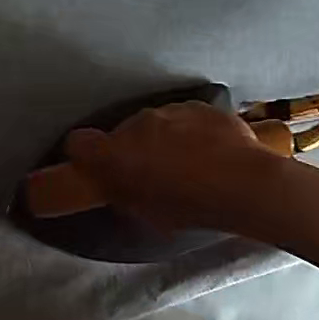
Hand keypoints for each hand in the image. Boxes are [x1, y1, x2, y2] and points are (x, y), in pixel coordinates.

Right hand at [64, 101, 289, 232]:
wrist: (240, 182)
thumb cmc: (188, 206)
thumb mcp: (146, 212)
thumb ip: (124, 193)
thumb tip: (119, 186)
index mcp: (115, 154)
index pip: (78, 144)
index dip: (84, 155)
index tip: (95, 166)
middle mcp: (137, 124)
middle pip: (125, 132)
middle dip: (135, 149)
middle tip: (153, 173)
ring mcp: (170, 111)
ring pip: (158, 124)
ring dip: (165, 139)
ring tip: (188, 164)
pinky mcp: (200, 107)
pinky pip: (187, 119)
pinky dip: (193, 132)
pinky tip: (210, 153)